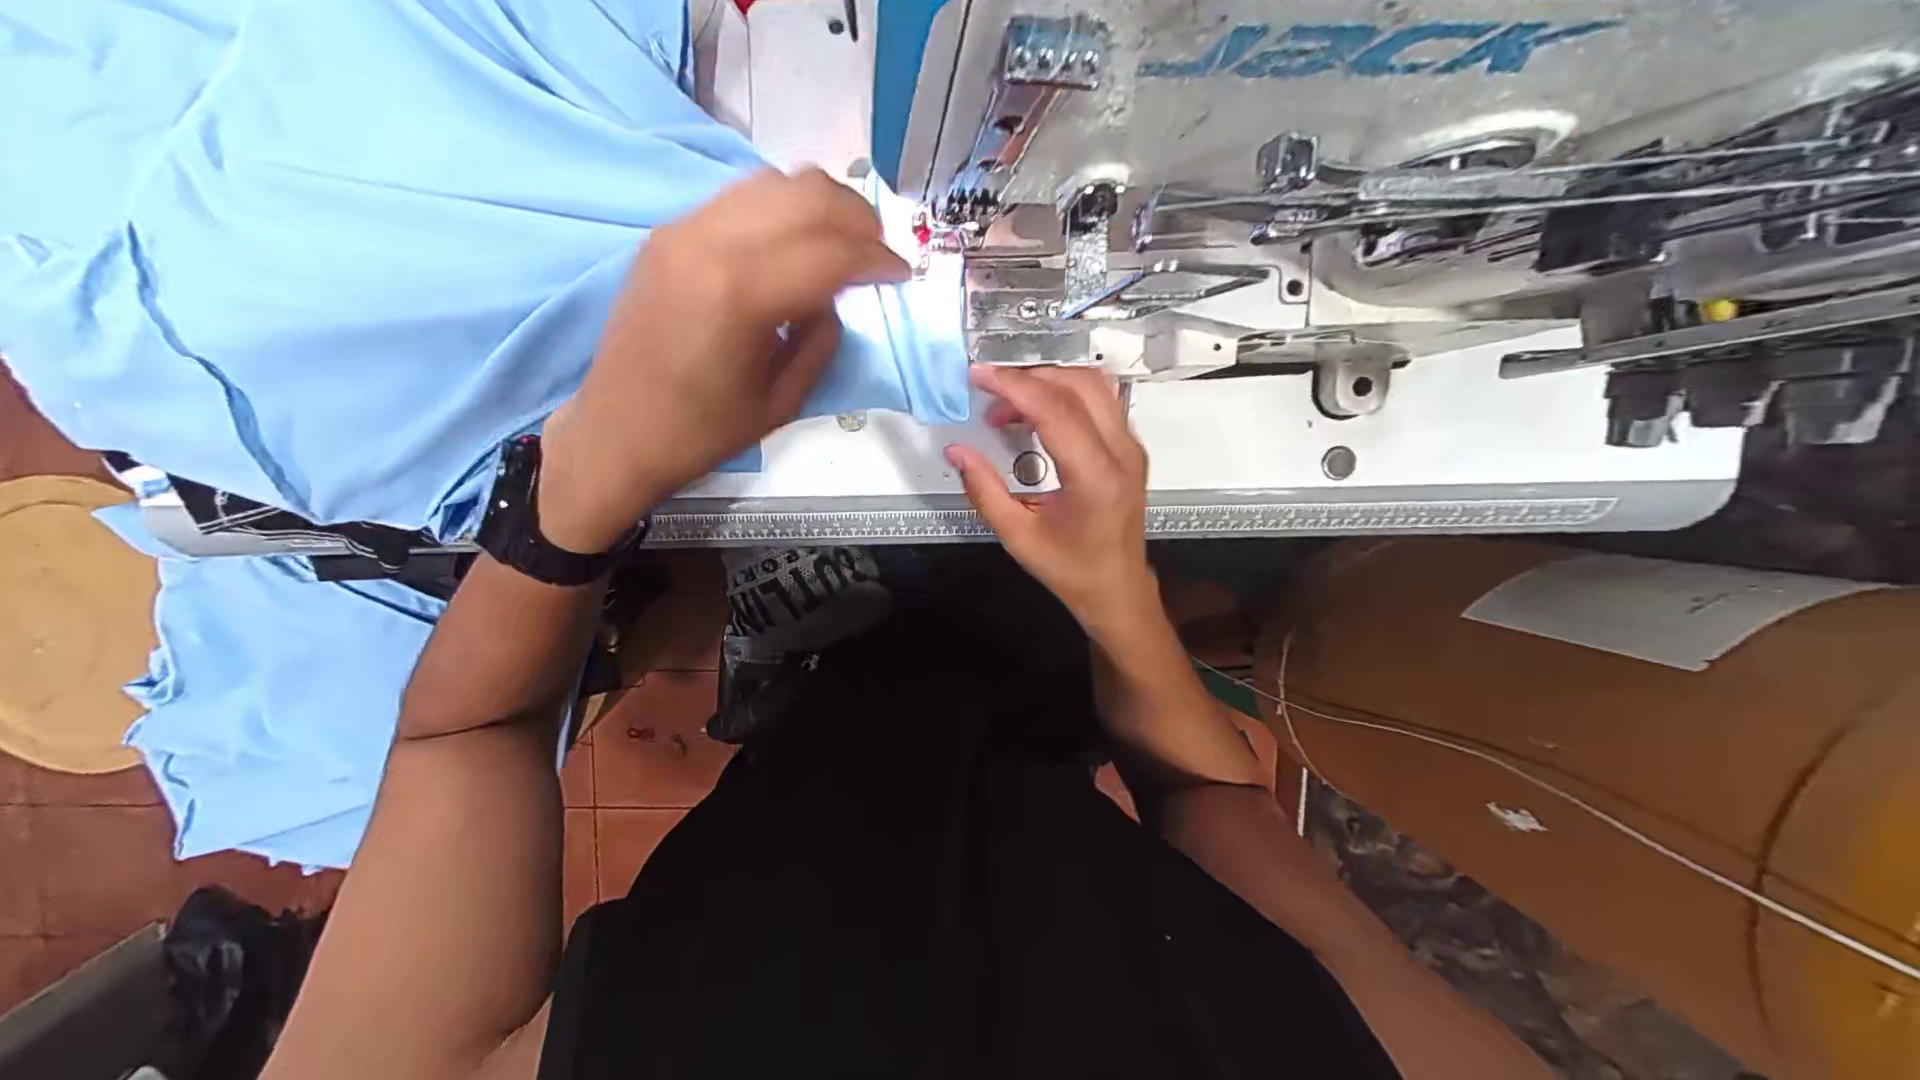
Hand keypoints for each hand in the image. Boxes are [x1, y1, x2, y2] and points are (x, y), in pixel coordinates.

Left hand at [538, 168, 910, 551]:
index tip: (901, 275)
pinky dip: (781, 210)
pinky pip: (739, 199)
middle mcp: (710, 243)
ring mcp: (682, 230)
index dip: (877, 260)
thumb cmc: (704, 432)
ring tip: (844, 242)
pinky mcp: (667, 234)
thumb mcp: (783, 399)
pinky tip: (795, 242)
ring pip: (772, 183)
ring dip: (820, 205)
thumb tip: (834, 297)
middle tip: (879, 251)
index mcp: (743, 294)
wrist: (618, 432)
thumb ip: (821, 339)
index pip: (831, 251)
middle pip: (806, 195)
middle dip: (857, 218)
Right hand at [945, 365, 1158, 640]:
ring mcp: (1131, 447)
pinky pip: (1101, 400)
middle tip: (990, 392)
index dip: (1014, 385)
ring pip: (1094, 384)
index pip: (1055, 409)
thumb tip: (957, 451)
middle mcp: (1122, 453)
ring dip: (1048, 381)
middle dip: (1028, 377)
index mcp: (1095, 478)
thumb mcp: (1018, 536)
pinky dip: (1065, 393)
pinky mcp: (1130, 447)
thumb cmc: (1071, 569)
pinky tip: (1035, 413)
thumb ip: (984, 490)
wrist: (1117, 588)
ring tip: (1009, 404)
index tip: (980, 376)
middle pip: (1078, 385)